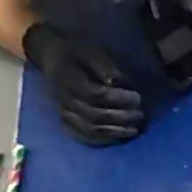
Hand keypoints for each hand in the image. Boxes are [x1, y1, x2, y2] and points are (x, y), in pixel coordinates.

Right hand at [20, 23, 144, 145]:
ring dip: (115, 132)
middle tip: (140, 115)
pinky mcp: (66, 122)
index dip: (118, 99)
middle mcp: (64, 98)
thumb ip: (105, 67)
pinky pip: (84, 137)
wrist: (52, 57)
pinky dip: (103, 140)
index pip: (95, 94)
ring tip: (135, 130)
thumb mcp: (91, 50)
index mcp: (68, 78)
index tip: (137, 98)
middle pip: (94, 115)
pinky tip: (119, 138)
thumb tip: (119, 84)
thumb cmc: (76, 52)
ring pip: (90, 129)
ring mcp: (64, 112)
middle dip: (120, 117)